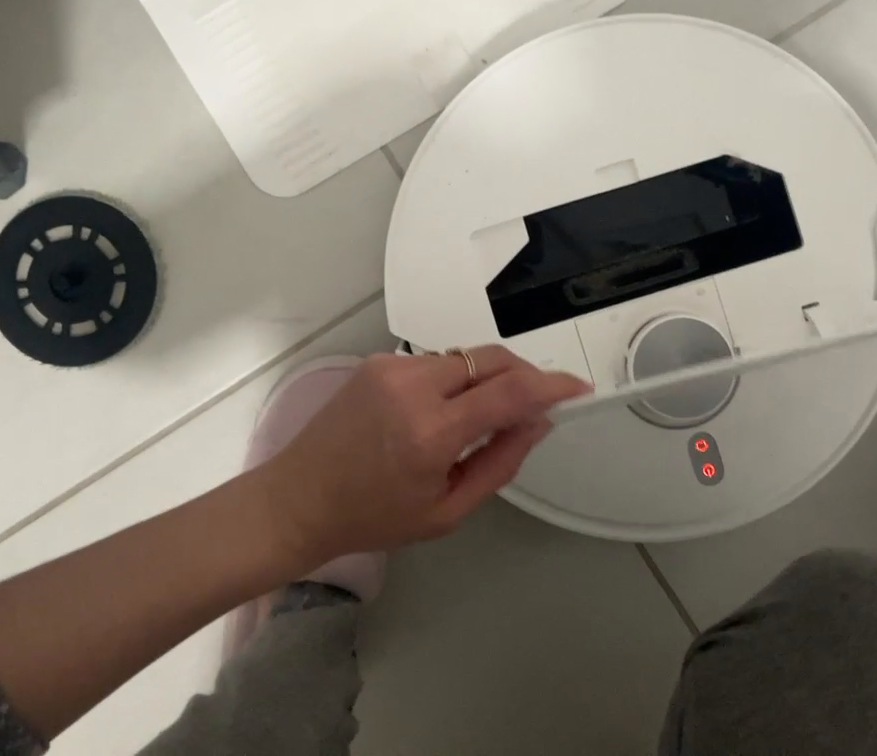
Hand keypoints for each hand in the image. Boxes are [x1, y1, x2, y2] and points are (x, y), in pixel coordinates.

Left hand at [257, 349, 589, 563]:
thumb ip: (499, 463)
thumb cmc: (372, 518)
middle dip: (524, 375)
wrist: (298, 498)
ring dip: (486, 379)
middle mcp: (412, 386)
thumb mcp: (446, 511)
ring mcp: (390, 367)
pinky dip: (452, 379)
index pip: (509, 392)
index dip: (552, 385)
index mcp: (431, 432)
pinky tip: (442, 411)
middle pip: (491, 359)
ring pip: (463, 357)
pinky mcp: (376, 362)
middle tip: (538, 402)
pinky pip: (433, 362)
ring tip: (481, 417)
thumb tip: (537, 423)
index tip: (578, 388)